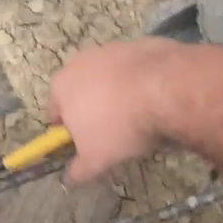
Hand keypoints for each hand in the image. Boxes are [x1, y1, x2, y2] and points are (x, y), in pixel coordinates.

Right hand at [48, 39, 186, 182]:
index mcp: (61, 86)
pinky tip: (155, 100)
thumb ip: (79, 170)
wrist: (167, 89)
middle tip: (113, 134)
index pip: (56, 114)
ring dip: (117, 96)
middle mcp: (80, 62)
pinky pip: (134, 70)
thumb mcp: (96, 159)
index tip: (87, 146)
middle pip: (81, 93)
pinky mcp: (139, 44)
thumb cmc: (119, 125)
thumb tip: (70, 178)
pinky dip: (140, 83)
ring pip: (108, 80)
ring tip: (139, 118)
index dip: (70, 134)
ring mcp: (110, 49)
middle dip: (93, 112)